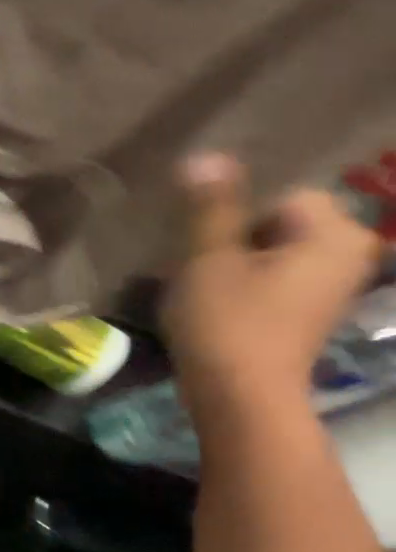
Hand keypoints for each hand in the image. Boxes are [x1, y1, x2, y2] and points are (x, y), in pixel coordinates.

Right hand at [165, 152, 383, 421]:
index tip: (207, 256)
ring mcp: (337, 284)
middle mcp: (353, 251)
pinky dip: (248, 288)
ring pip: (275, 252)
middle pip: (278, 223)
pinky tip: (221, 312)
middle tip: (199, 275)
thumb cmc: (226, 323)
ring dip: (236, 266)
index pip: (278, 197)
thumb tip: (205, 156)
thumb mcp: (209, 261)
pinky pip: (279, 278)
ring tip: (205, 294)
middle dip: (234, 242)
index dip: (233, 222)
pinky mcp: (315, 310)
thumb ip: (210, 208)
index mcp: (336, 232)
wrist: (241, 395)